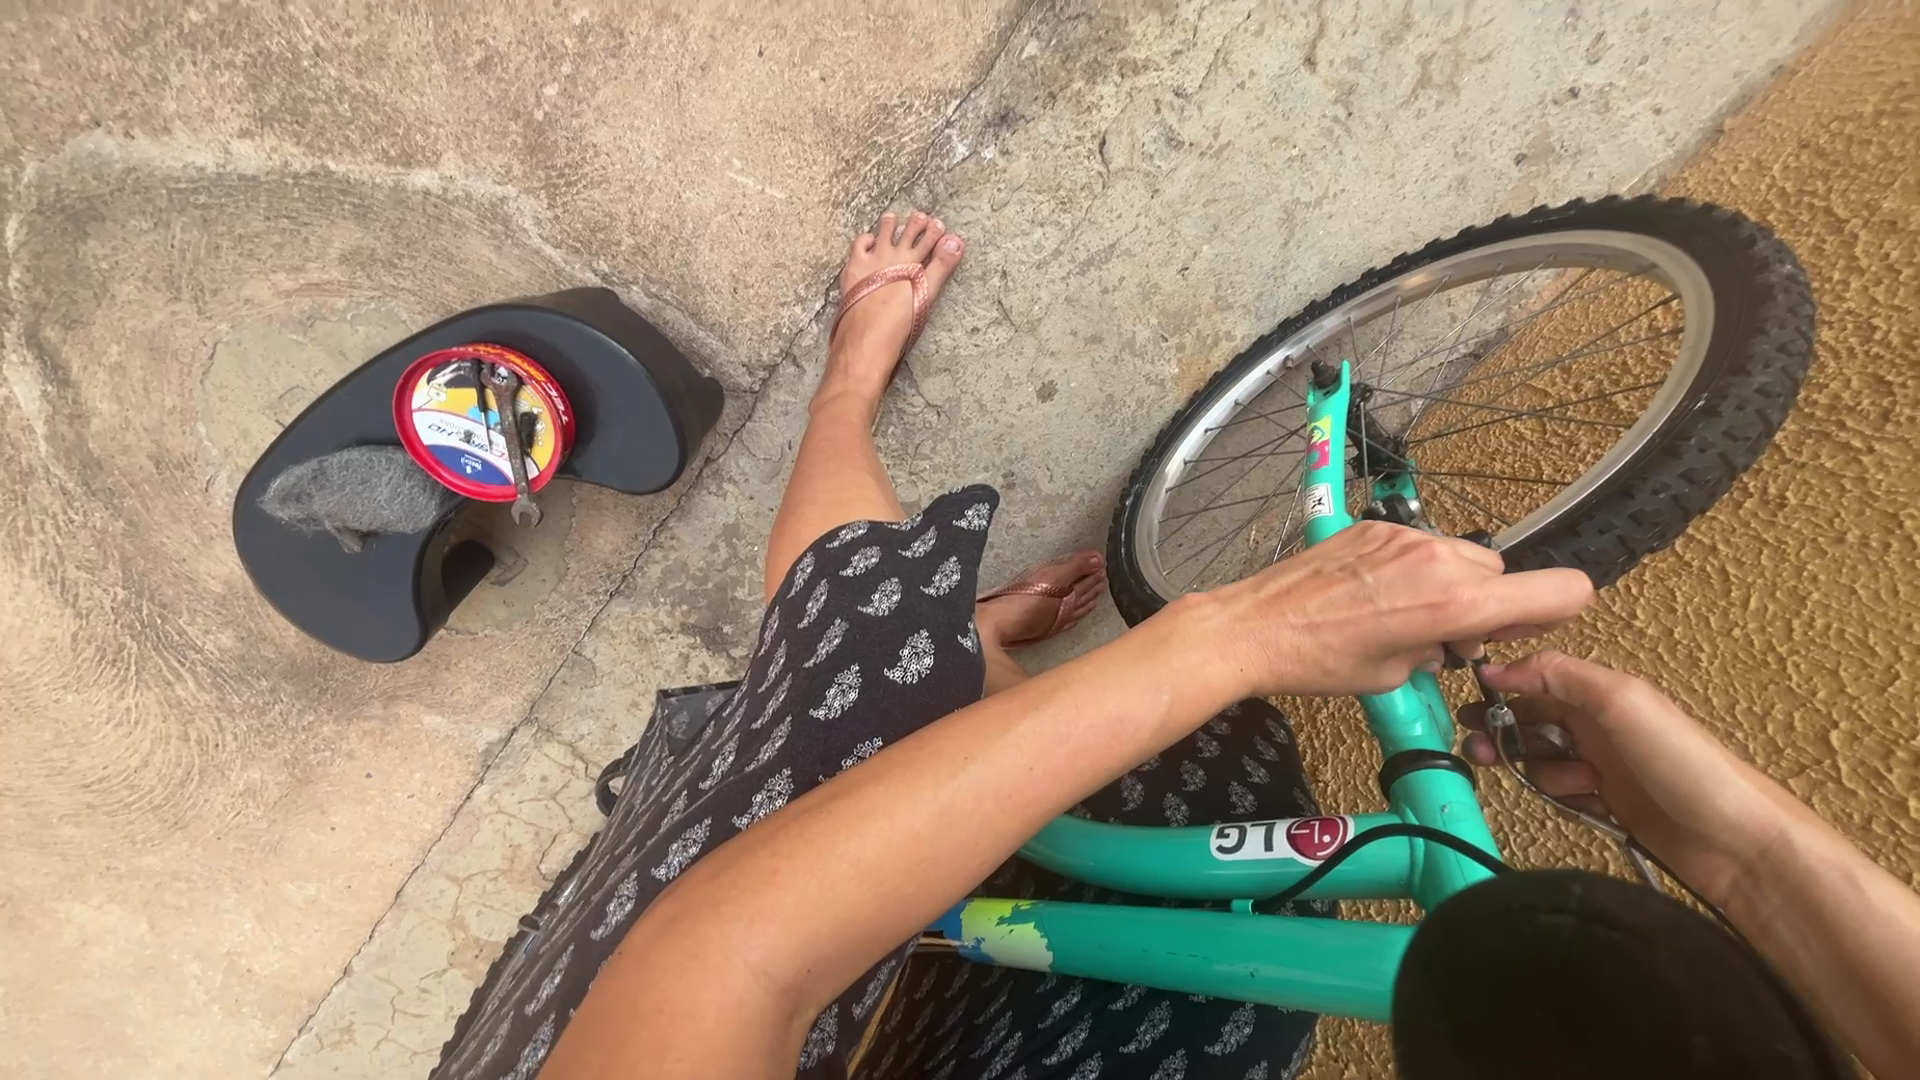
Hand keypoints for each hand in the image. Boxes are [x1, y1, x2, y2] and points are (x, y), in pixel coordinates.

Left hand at [1178, 521, 1593, 697]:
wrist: (1252, 626)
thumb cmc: (1317, 660)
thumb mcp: (1394, 675)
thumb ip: (1440, 650)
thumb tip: (1448, 641)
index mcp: (1454, 601)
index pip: (1562, 590)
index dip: (1551, 615)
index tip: (1509, 633)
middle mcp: (1436, 559)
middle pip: (1502, 573)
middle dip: (1486, 605)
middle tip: (1444, 636)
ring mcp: (1400, 537)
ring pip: (1459, 556)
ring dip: (1449, 584)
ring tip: (1403, 614)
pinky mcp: (1370, 527)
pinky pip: (1416, 545)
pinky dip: (1413, 568)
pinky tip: (1373, 593)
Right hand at [1460, 651, 1790, 907]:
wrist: (1740, 848)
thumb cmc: (1685, 767)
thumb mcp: (1620, 702)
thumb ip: (1557, 674)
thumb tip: (1493, 668)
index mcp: (1599, 695)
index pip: (1531, 682)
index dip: (1498, 692)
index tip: (1471, 709)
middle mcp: (1595, 726)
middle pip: (1525, 722)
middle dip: (1499, 735)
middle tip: (1480, 751)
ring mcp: (1598, 766)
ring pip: (1536, 759)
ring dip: (1536, 769)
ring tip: (1567, 783)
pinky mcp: (1601, 803)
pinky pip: (1555, 794)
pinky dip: (1558, 797)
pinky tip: (1584, 803)